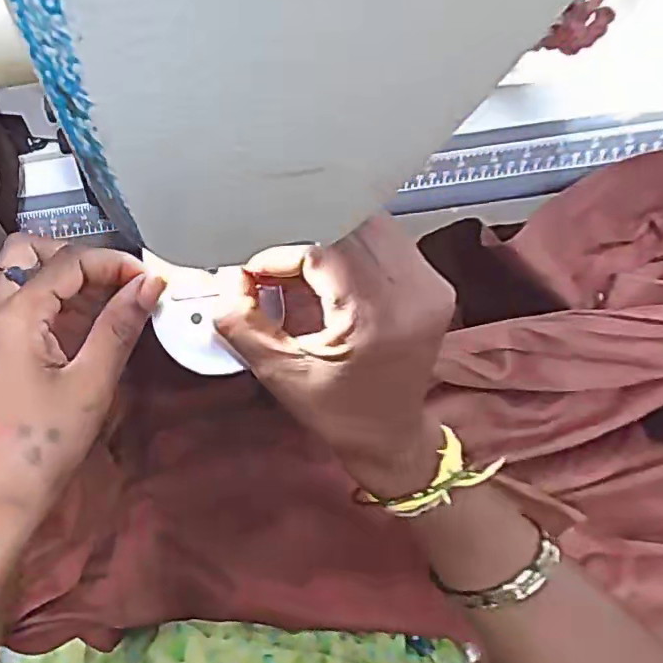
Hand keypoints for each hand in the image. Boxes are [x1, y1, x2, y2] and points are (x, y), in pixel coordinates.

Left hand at [0, 234, 164, 544]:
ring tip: (81, 295)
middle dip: (76, 257)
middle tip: (114, 284)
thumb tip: (147, 285)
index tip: (146, 280)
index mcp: (14, 315)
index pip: (68, 262)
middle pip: (27, 251)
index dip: (113, 263)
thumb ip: (119, 326)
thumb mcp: (92, 382)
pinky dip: (26, 292)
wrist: (4, 492)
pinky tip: (58, 320)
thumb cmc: (44, 444)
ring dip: (43, 269)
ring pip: (3, 269)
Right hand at [213, 213, 455, 496]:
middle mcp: (414, 294)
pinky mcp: (434, 283)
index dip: (279, 255)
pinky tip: (327, 273)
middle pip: (350, 228)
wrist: (388, 436)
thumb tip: (229, 279)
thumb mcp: (278, 373)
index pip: (322, 251)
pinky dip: (351, 246)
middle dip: (303, 240)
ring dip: (328, 238)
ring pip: (371, 226)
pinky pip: (387, 241)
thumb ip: (242, 323)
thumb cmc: (335, 412)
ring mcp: (430, 285)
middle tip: (273, 267)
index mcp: (376, 319)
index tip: (254, 275)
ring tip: (299, 269)